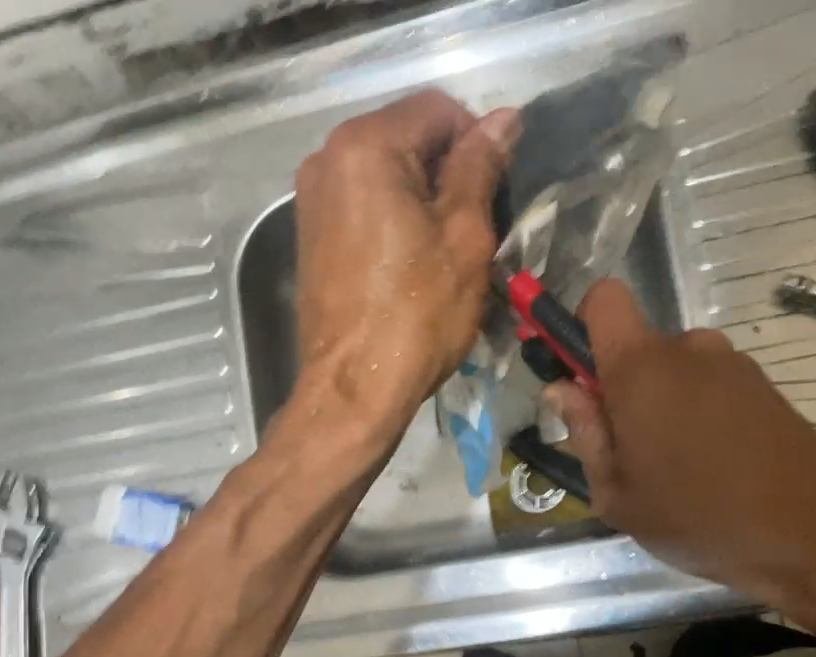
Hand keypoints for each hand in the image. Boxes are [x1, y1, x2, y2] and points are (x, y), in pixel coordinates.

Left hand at [291, 90, 519, 444]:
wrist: (355, 389)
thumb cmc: (417, 316)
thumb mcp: (464, 237)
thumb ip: (480, 167)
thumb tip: (503, 119)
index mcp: (365, 147)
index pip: (438, 109)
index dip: (479, 141)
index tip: (498, 193)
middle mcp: (328, 159)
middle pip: (408, 137)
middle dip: (450, 172)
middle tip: (479, 229)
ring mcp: (313, 199)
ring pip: (387, 174)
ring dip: (425, 199)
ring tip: (449, 252)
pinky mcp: (312, 236)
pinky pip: (366, 206)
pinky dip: (397, 220)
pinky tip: (416, 264)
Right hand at [543, 280, 815, 621]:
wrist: (812, 534)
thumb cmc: (697, 517)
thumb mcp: (617, 494)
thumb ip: (584, 433)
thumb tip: (562, 389)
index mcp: (641, 368)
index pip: (604, 298)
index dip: (582, 325)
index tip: (581, 376)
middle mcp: (689, 349)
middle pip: (638, 346)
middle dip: (623, 388)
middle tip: (629, 453)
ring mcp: (733, 364)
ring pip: (675, 370)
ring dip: (664, 405)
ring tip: (677, 469)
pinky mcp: (764, 386)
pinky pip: (710, 386)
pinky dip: (700, 414)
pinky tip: (714, 467)